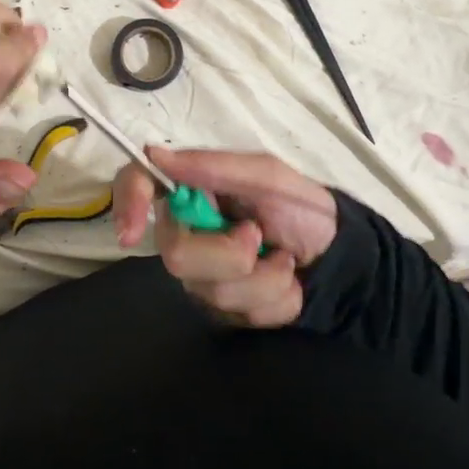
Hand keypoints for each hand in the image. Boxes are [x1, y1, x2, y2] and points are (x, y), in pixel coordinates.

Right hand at [114, 147, 336, 327]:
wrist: (342, 256)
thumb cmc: (302, 207)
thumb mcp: (266, 176)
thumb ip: (212, 167)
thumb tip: (154, 154)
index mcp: (191, 190)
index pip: (137, 185)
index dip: (126, 204)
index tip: (131, 232)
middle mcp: (186, 231)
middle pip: (174, 253)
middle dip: (228, 253)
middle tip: (259, 237)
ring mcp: (202, 274)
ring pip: (208, 289)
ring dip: (262, 277)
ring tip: (284, 261)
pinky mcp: (223, 310)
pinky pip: (238, 314)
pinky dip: (274, 299)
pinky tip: (287, 285)